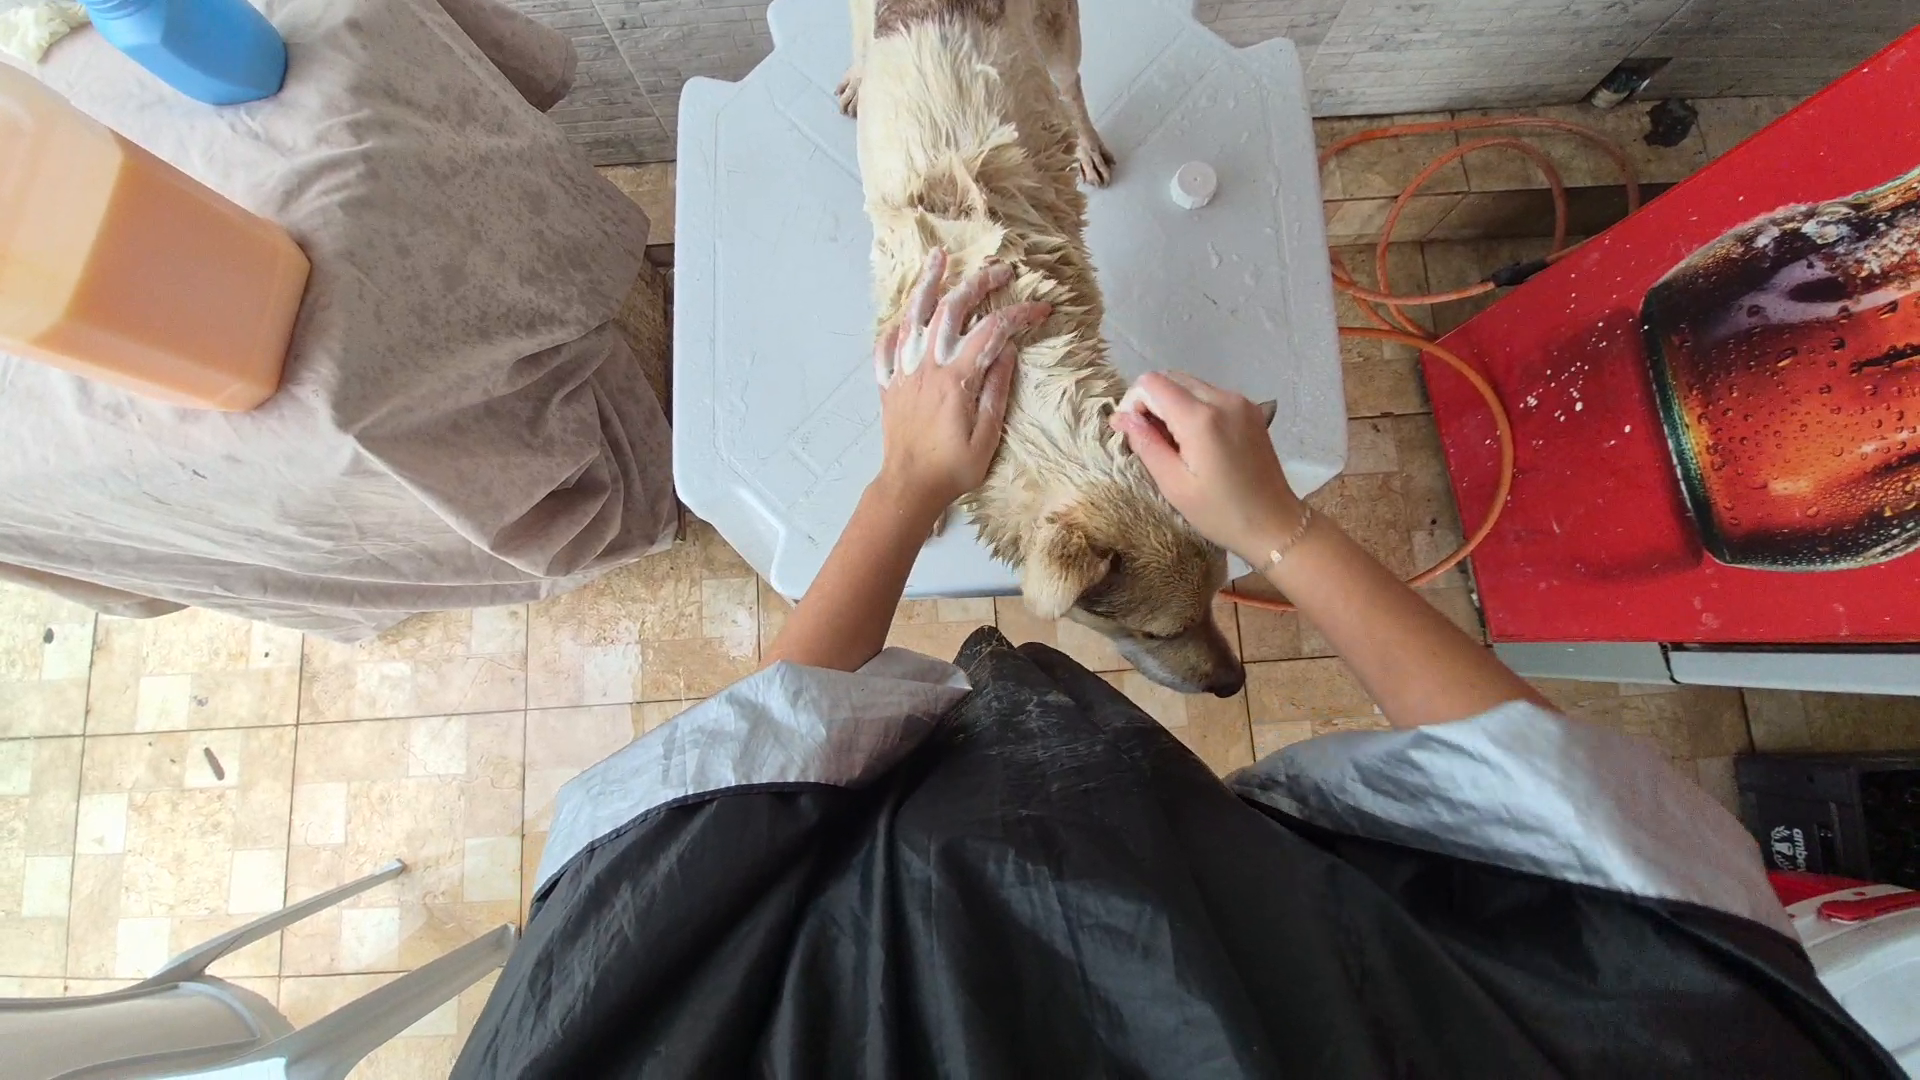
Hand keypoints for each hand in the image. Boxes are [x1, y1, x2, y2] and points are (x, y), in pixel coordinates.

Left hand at [873, 249, 1050, 511]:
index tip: (1041, 310)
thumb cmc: (952, 470)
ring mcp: (904, 373)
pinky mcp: (889, 386)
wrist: (908, 487)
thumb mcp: (986, 437)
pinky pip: (886, 348)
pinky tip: (904, 315)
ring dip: (928, 285)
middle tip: (999, 270)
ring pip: (914, 318)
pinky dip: (895, 327)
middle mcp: (927, 367)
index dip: (1019, 316)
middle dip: (977, 283)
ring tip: (938, 258)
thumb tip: (1008, 353)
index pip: (992, 333)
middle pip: (951, 311)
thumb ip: (996, 392)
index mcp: (955, 380)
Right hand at [1109, 371, 1304, 562]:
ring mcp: (1240, 401)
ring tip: (1172, 444)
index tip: (1132, 433)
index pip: (1152, 384)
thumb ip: (1146, 444)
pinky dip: (1191, 409)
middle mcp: (1223, 399)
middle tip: (1149, 440)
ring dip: (1170, 405)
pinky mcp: (1250, 409)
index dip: (1133, 403)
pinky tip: (1194, 441)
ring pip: (1189, 384)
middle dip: (1150, 403)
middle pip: (1170, 378)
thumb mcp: (1174, 485)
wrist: (1275, 524)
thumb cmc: (1220, 513)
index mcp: (1201, 418)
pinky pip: (1208, 395)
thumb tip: (1119, 417)